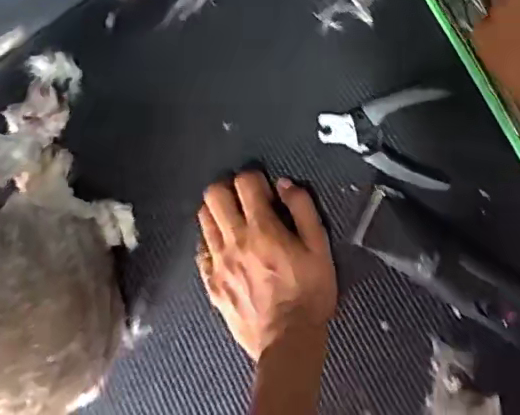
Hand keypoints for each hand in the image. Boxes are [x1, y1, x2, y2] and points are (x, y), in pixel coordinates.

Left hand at [196, 170, 336, 359]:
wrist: (288, 342)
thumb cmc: (309, 291)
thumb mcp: (319, 245)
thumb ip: (303, 208)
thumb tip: (284, 184)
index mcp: (262, 229)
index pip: (244, 182)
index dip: (255, 177)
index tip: (266, 188)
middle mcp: (234, 242)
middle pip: (214, 195)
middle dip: (228, 188)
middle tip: (245, 198)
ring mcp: (218, 264)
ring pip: (203, 219)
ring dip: (218, 211)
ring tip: (236, 219)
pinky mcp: (212, 285)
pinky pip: (200, 250)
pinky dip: (211, 239)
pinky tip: (227, 246)